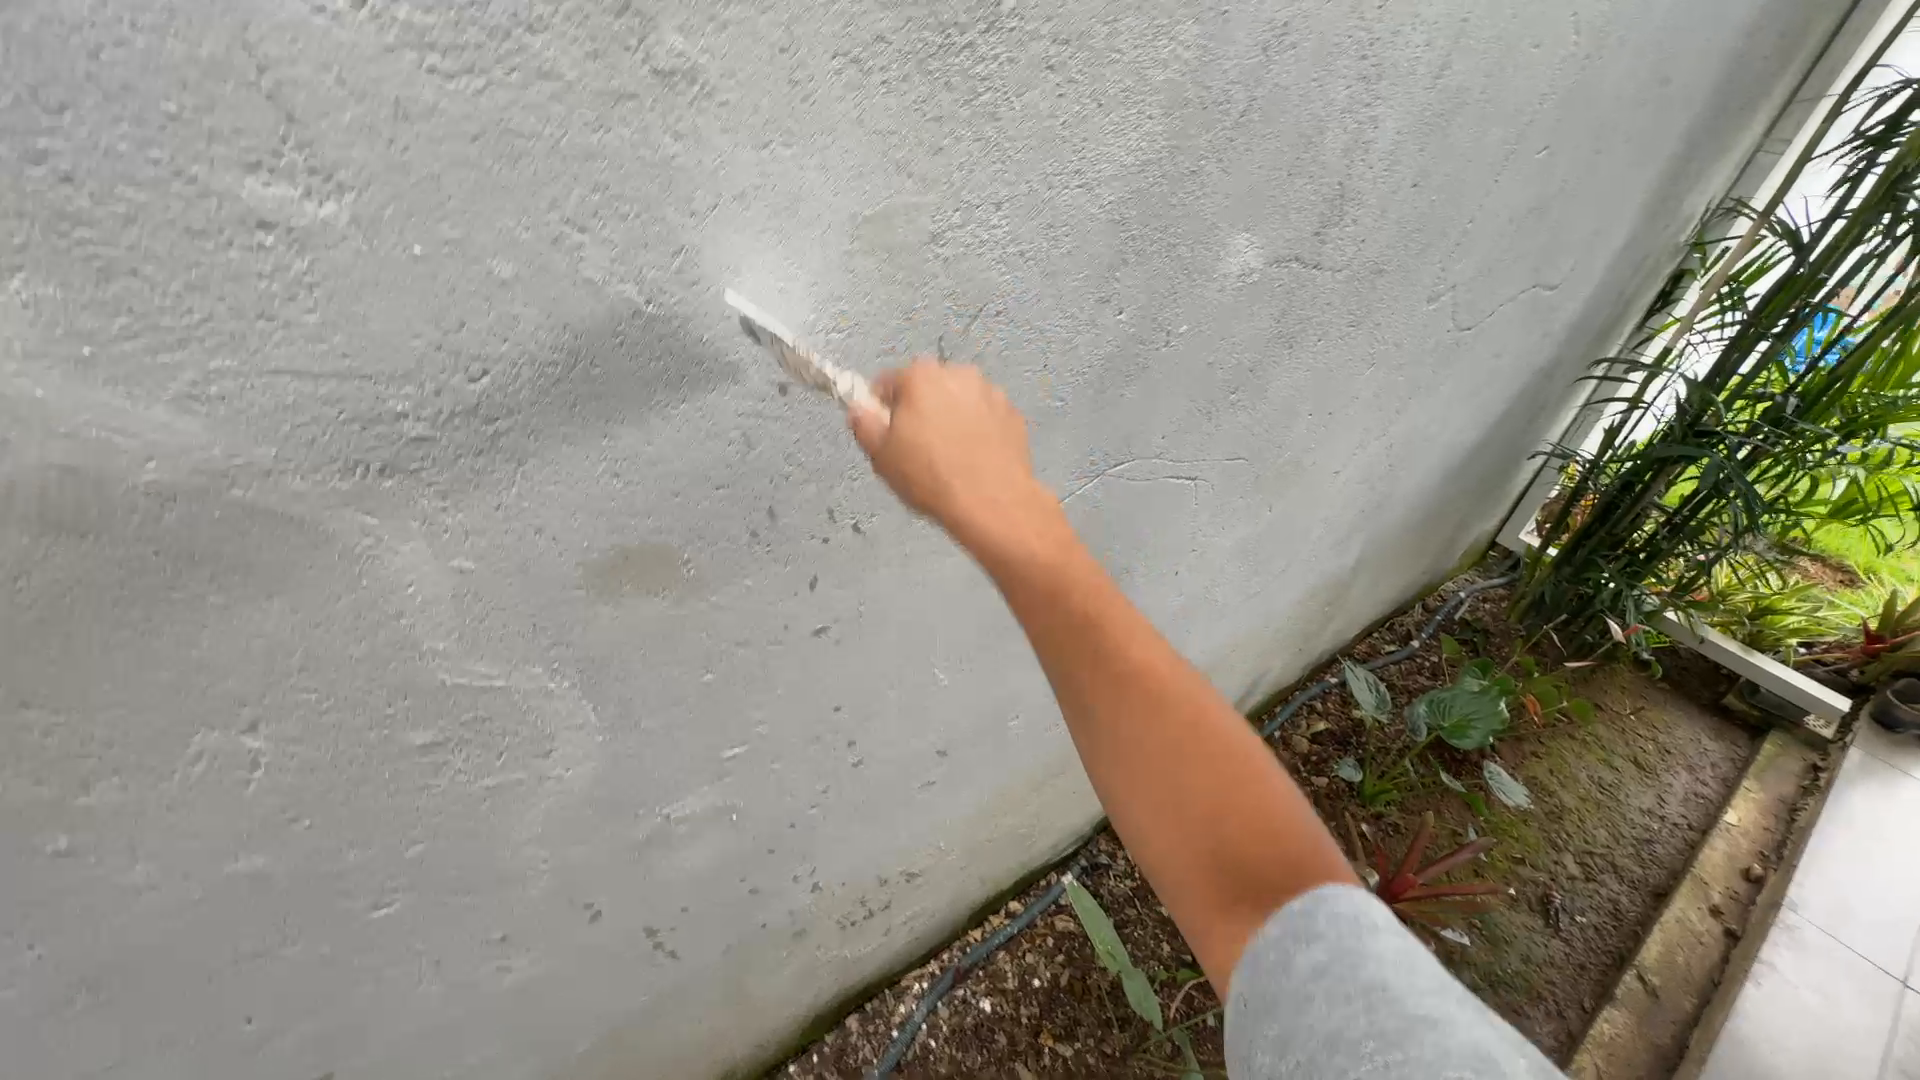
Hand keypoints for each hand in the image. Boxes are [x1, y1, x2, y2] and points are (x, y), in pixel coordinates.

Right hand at [848, 359, 1062, 554]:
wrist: (992, 503)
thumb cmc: (930, 477)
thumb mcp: (881, 455)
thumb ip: (863, 423)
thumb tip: (858, 408)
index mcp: (920, 376)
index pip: (886, 383)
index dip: (881, 410)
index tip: (885, 436)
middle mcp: (958, 373)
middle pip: (926, 388)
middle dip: (919, 412)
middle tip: (916, 450)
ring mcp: (991, 392)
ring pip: (958, 401)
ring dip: (950, 419)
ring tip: (948, 458)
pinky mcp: (1013, 414)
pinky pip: (985, 417)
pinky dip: (977, 431)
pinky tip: (973, 459)